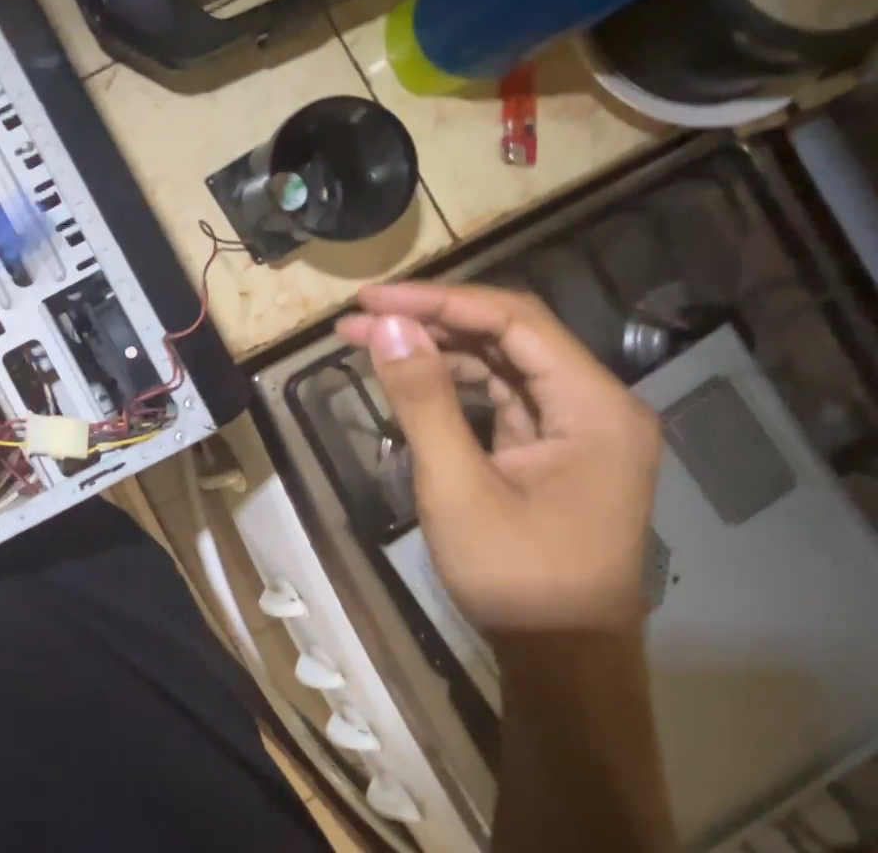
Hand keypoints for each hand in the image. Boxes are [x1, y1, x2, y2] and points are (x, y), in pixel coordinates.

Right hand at [336, 283, 662, 634]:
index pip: (514, 322)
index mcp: (595, 408)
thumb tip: (384, 325)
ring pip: (502, 361)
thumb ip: (421, 399)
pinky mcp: (553, 448)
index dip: (438, 301)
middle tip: (357, 317)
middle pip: (510, 334)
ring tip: (366, 340)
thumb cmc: (513, 571)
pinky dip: (451, 380)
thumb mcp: (456, 483)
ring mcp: (578, 428)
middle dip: (431, 319)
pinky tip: (408, 375)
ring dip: (435, 347)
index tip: (368, 300)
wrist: (560, 653)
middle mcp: (597, 405)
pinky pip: (501, 394)